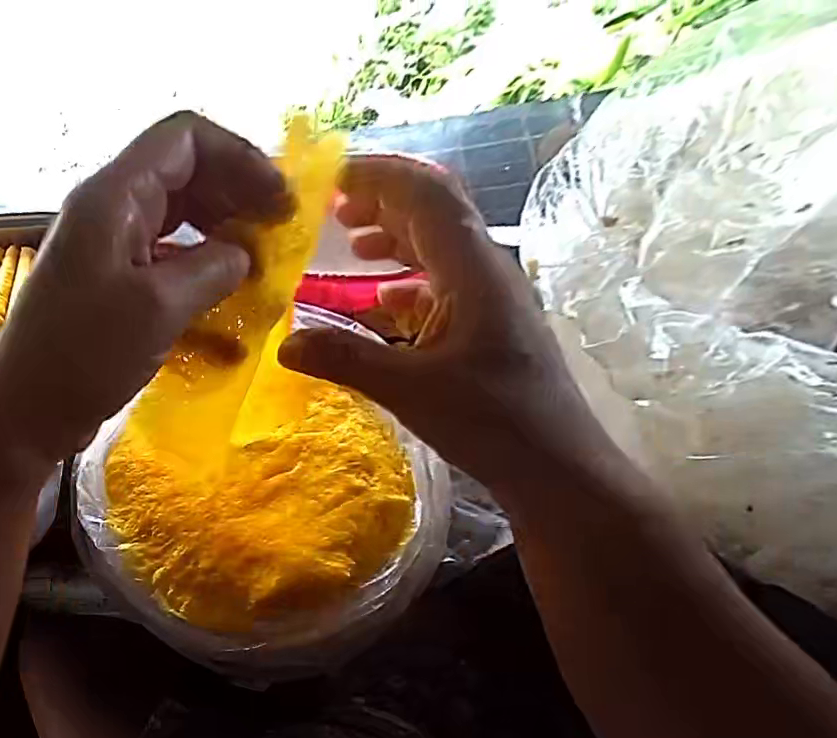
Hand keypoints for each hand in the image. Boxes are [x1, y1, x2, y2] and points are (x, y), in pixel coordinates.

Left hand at [0, 112, 290, 472]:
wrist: (23, 418)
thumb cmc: (84, 357)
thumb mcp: (159, 307)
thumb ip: (213, 266)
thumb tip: (243, 253)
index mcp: (110, 198)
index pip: (185, 139)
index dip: (241, 159)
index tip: (279, 203)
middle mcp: (103, 217)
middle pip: (180, 179)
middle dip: (233, 200)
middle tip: (274, 237)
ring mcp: (99, 257)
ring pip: (171, 227)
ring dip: (216, 243)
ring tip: (255, 272)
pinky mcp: (101, 296)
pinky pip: (156, 269)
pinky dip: (191, 279)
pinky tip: (219, 307)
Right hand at [276, 154, 629, 504]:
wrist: (552, 463)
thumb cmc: (491, 420)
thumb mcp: (410, 389)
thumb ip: (346, 360)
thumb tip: (285, 343)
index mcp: (473, 273)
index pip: (427, 199)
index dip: (380, 177)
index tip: (330, 175)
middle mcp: (482, 273)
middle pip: (432, 213)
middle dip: (382, 199)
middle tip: (328, 204)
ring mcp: (483, 300)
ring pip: (433, 248)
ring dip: (390, 235)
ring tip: (346, 236)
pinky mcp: (478, 327)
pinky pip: (433, 286)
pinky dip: (398, 280)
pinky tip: (372, 297)